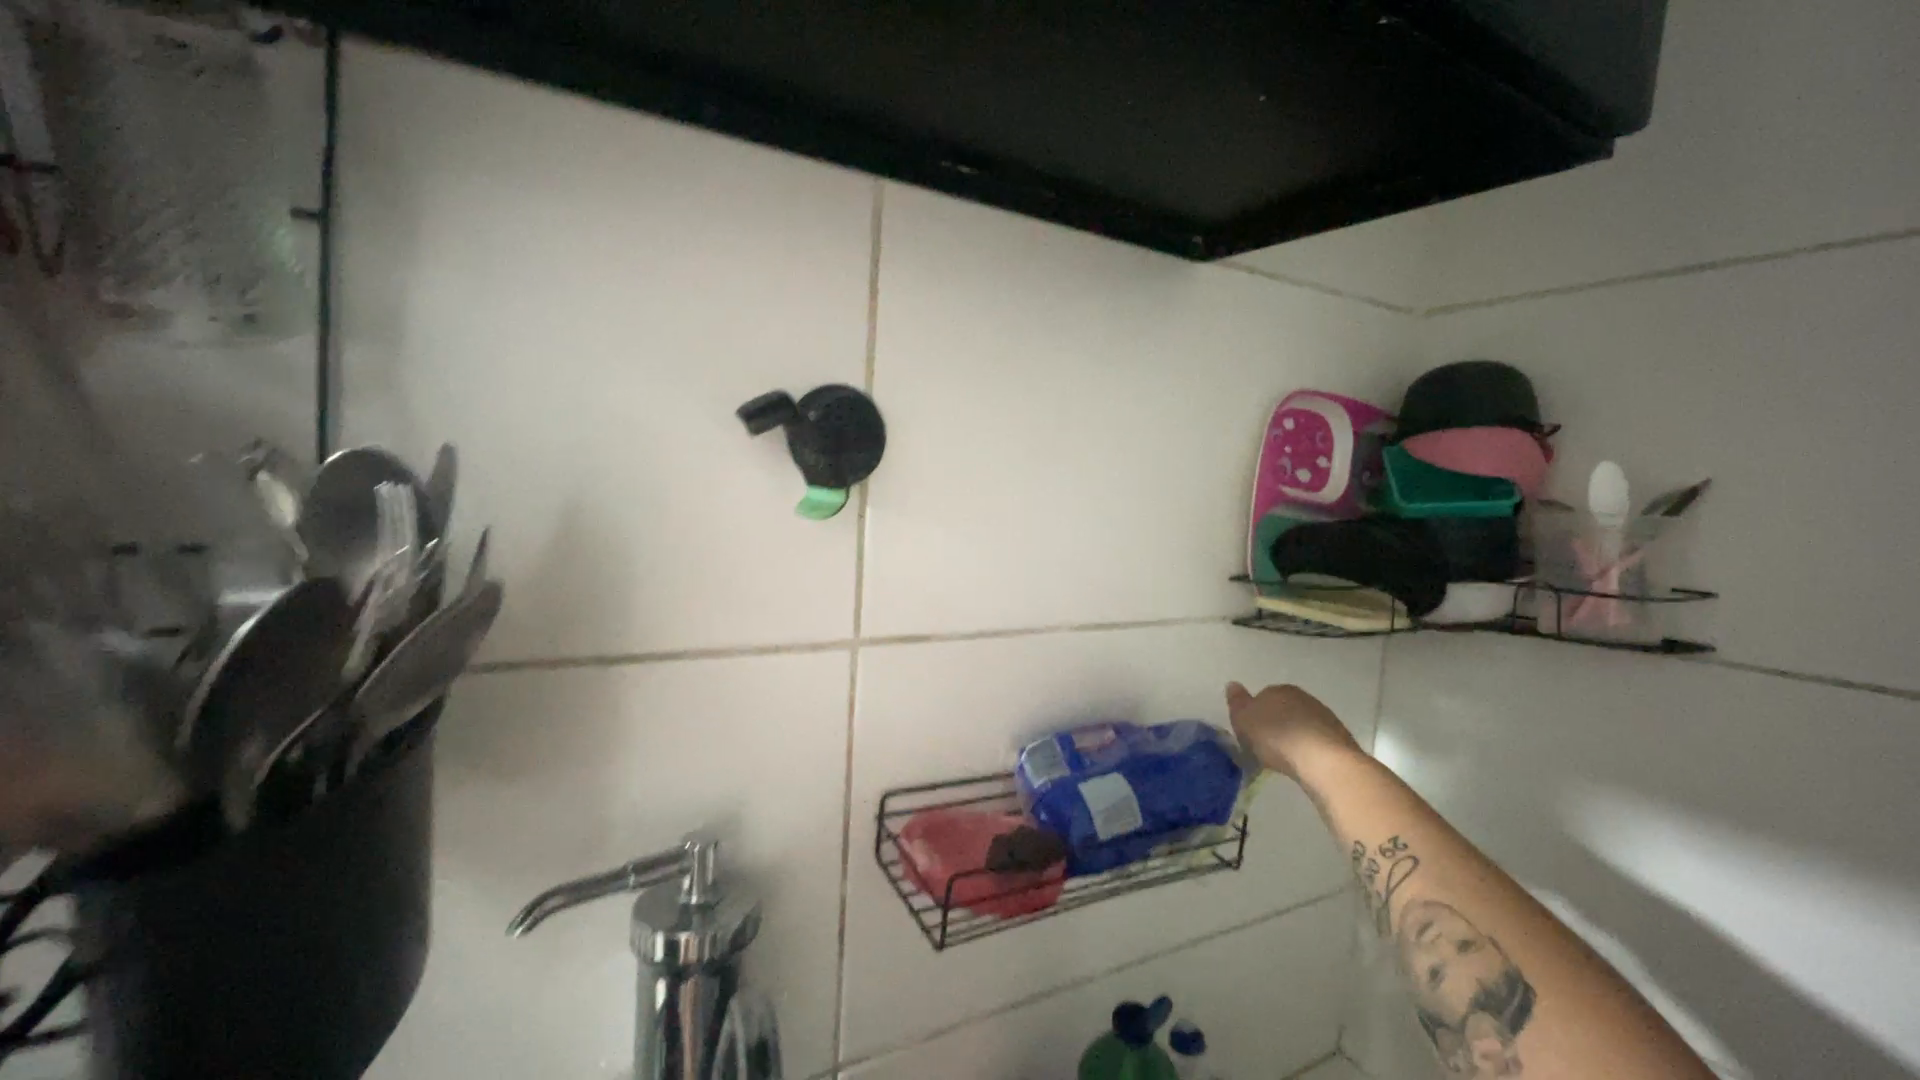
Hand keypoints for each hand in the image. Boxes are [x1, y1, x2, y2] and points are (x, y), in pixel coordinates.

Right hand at [1225, 682, 1362, 781]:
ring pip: (1300, 723)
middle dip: (1274, 725)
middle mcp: (1301, 696)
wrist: (1323, 760)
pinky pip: (1315, 739)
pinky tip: (1304, 762)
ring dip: (1293, 736)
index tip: (1250, 736)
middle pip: (1282, 709)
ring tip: (1286, 758)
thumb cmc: (1276, 738)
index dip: (1253, 717)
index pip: (1261, 698)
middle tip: (1266, 747)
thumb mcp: (1244, 720)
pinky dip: (1308, 747)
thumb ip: (1237, 702)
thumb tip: (1233, 684)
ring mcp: (1323, 714)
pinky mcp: (1338, 735)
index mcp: (1277, 690)